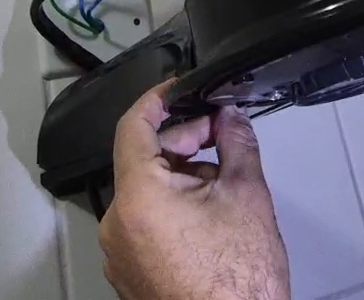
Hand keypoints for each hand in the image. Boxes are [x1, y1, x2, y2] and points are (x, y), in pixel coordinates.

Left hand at [99, 80, 289, 299]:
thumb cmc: (239, 277)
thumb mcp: (246, 195)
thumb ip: (236, 141)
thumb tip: (231, 115)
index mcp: (138, 197)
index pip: (134, 125)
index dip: (158, 98)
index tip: (180, 87)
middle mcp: (116, 223)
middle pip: (143, 157)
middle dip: (184, 140)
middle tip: (222, 136)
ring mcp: (120, 252)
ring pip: (146, 189)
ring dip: (182, 173)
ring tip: (222, 180)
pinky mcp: (131, 273)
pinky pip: (145, 218)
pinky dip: (172, 203)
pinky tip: (209, 210)